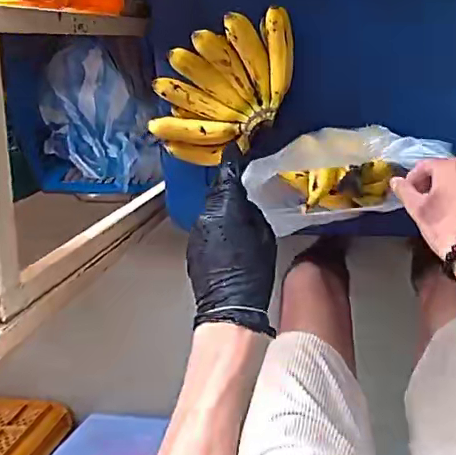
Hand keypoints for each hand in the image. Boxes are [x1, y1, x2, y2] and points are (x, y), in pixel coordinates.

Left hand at [188, 161, 276, 335]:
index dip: (234, 159)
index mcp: (226, 208)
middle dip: (229, 183)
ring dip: (222, 204)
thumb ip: (253, 210)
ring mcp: (196, 232)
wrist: (229, 306)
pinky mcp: (192, 247)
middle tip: (244, 177)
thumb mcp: (263, 233)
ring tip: (238, 205)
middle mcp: (206, 216)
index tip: (238, 148)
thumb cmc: (253, 271)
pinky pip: (206, 225)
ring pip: (210, 208)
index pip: (228, 174)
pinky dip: (216, 221)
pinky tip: (228, 230)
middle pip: (217, 190)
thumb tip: (247, 200)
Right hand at [391, 157, 455, 258]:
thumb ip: (405, 191)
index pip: (425, 166)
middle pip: (447, 172)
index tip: (410, 195)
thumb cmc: (446, 229)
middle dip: (435, 185)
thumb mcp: (419, 211)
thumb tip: (396, 181)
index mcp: (451, 167)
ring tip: (450, 213)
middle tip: (428, 205)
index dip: (413, 179)